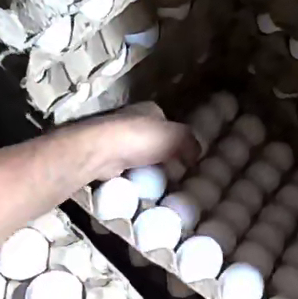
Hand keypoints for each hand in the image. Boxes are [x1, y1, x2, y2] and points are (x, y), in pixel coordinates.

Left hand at [62, 103, 197, 181]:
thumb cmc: (139, 138)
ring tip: (161, 186)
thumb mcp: (175, 136)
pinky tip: (141, 189)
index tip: (185, 160)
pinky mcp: (106, 158)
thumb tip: (196, 155)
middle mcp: (131, 120)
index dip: (178, 141)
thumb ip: (190, 142)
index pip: (169, 124)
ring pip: (140, 158)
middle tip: (175, 176)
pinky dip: (134, 179)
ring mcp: (116, 140)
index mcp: (148, 109)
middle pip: (154, 142)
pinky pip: (127, 171)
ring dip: (149, 170)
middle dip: (163, 158)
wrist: (101, 152)